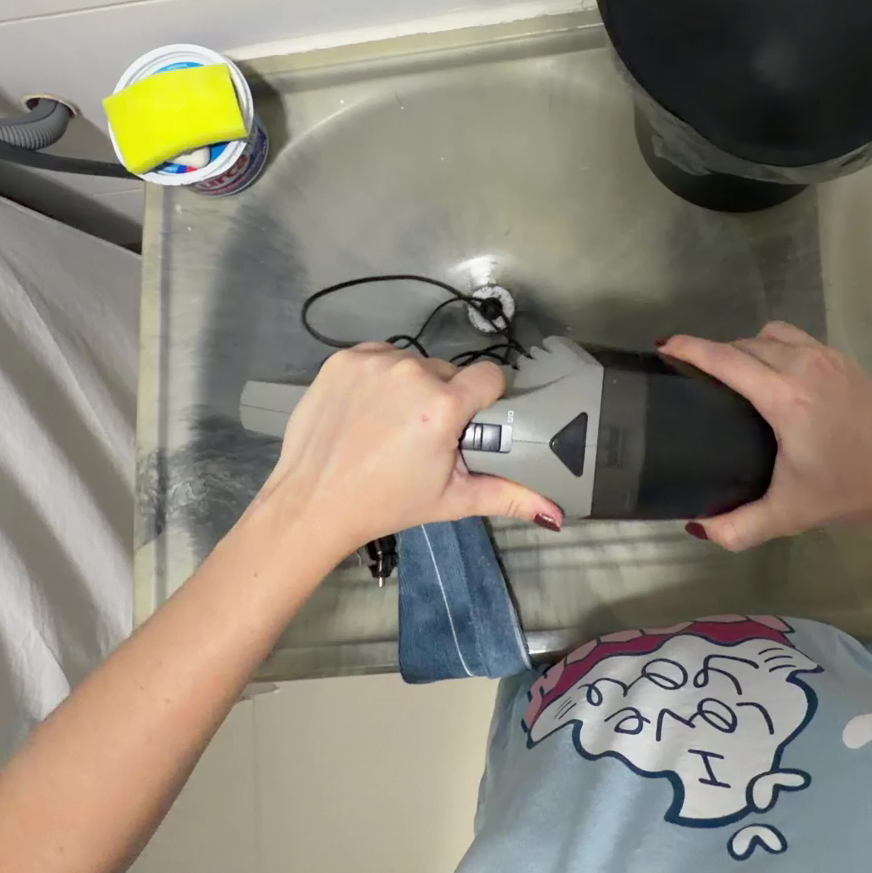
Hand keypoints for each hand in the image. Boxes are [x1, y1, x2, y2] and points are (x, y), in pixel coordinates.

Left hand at [249, 345, 563, 563]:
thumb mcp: (452, 500)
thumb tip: (558, 516)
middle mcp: (411, 374)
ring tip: (391, 422)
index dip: (485, 397)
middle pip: (448, 372)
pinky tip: (368, 407)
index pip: (489, 376)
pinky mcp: (342, 359)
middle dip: (444, 397)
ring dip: (411, 385)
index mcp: (442, 407)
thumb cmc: (388, 503)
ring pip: (413, 362)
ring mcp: (373, 363)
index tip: (470, 420)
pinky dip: (379, 376)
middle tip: (423, 433)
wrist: (313, 502)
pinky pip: (379, 357)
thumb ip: (508, 496)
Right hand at [658, 321, 871, 549]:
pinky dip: (773, 347)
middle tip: (694, 378)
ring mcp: (827, 357)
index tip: (664, 346)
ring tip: (734, 375)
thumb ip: (738, 528)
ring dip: (746, 347)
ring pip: (770, 334)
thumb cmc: (853, 492)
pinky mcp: (844, 359)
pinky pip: (795, 339)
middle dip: (714, 352)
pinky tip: (774, 376)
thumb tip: (696, 527)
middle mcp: (803, 366)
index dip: (689, 348)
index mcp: (785, 398)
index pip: (725, 359)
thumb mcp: (790, 515)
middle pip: (743, 343)